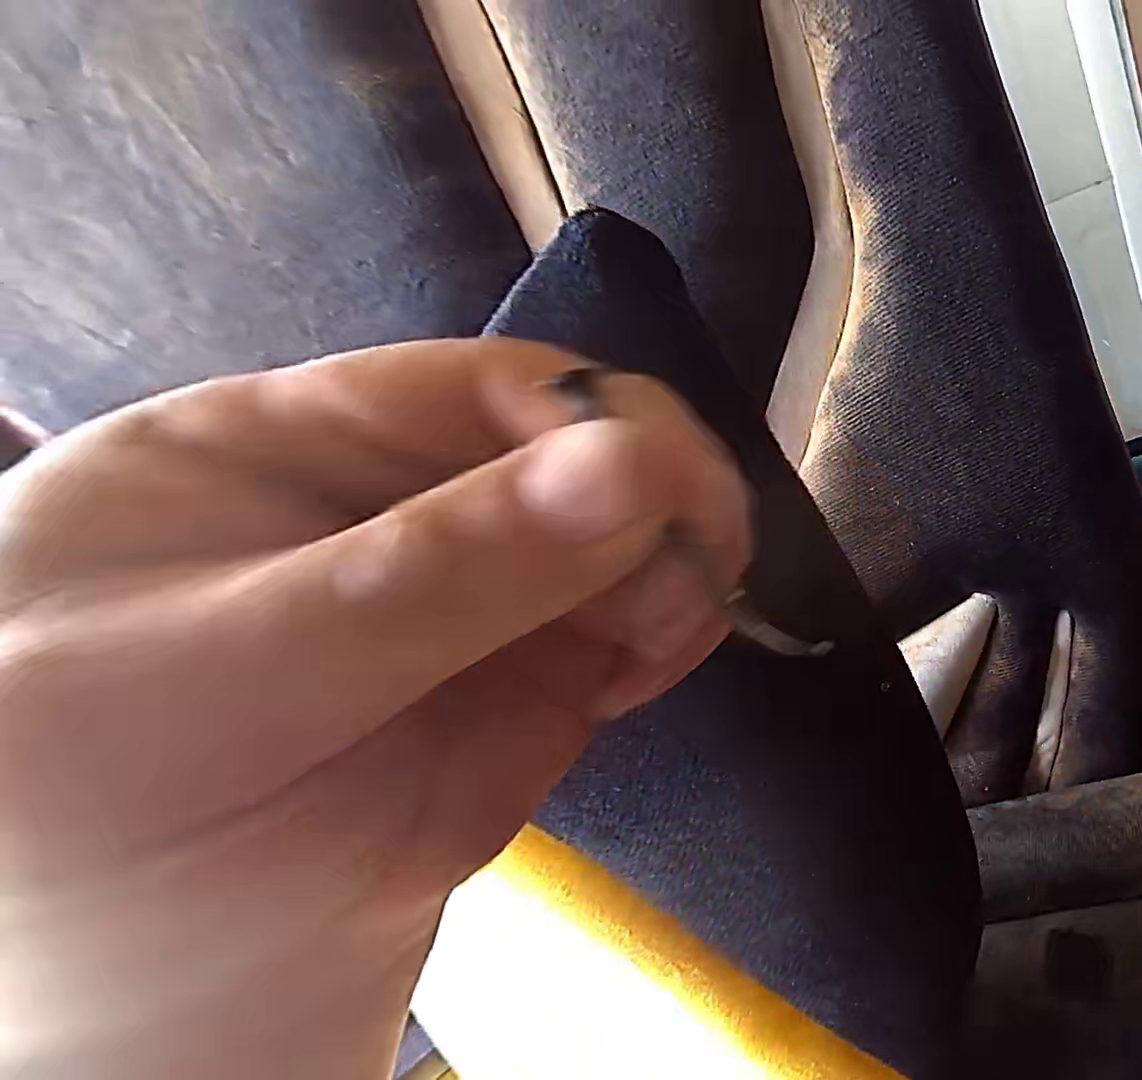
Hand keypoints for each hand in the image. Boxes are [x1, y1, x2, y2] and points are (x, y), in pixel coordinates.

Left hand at [0, 339, 750, 1077]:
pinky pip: (672, 595)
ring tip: (649, 655)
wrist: (200, 971)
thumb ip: (437, 569)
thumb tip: (635, 466)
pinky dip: (688, 625)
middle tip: (682, 597)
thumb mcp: (235, 684)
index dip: (606, 424)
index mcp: (312, 440)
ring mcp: (520, 565)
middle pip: (611, 441)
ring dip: (688, 573)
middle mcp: (435, 486)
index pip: (500, 384)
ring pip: (658, 519)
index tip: (670, 501)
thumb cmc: (118, 827)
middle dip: (672, 508)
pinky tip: (639, 681)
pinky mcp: (578, 636)